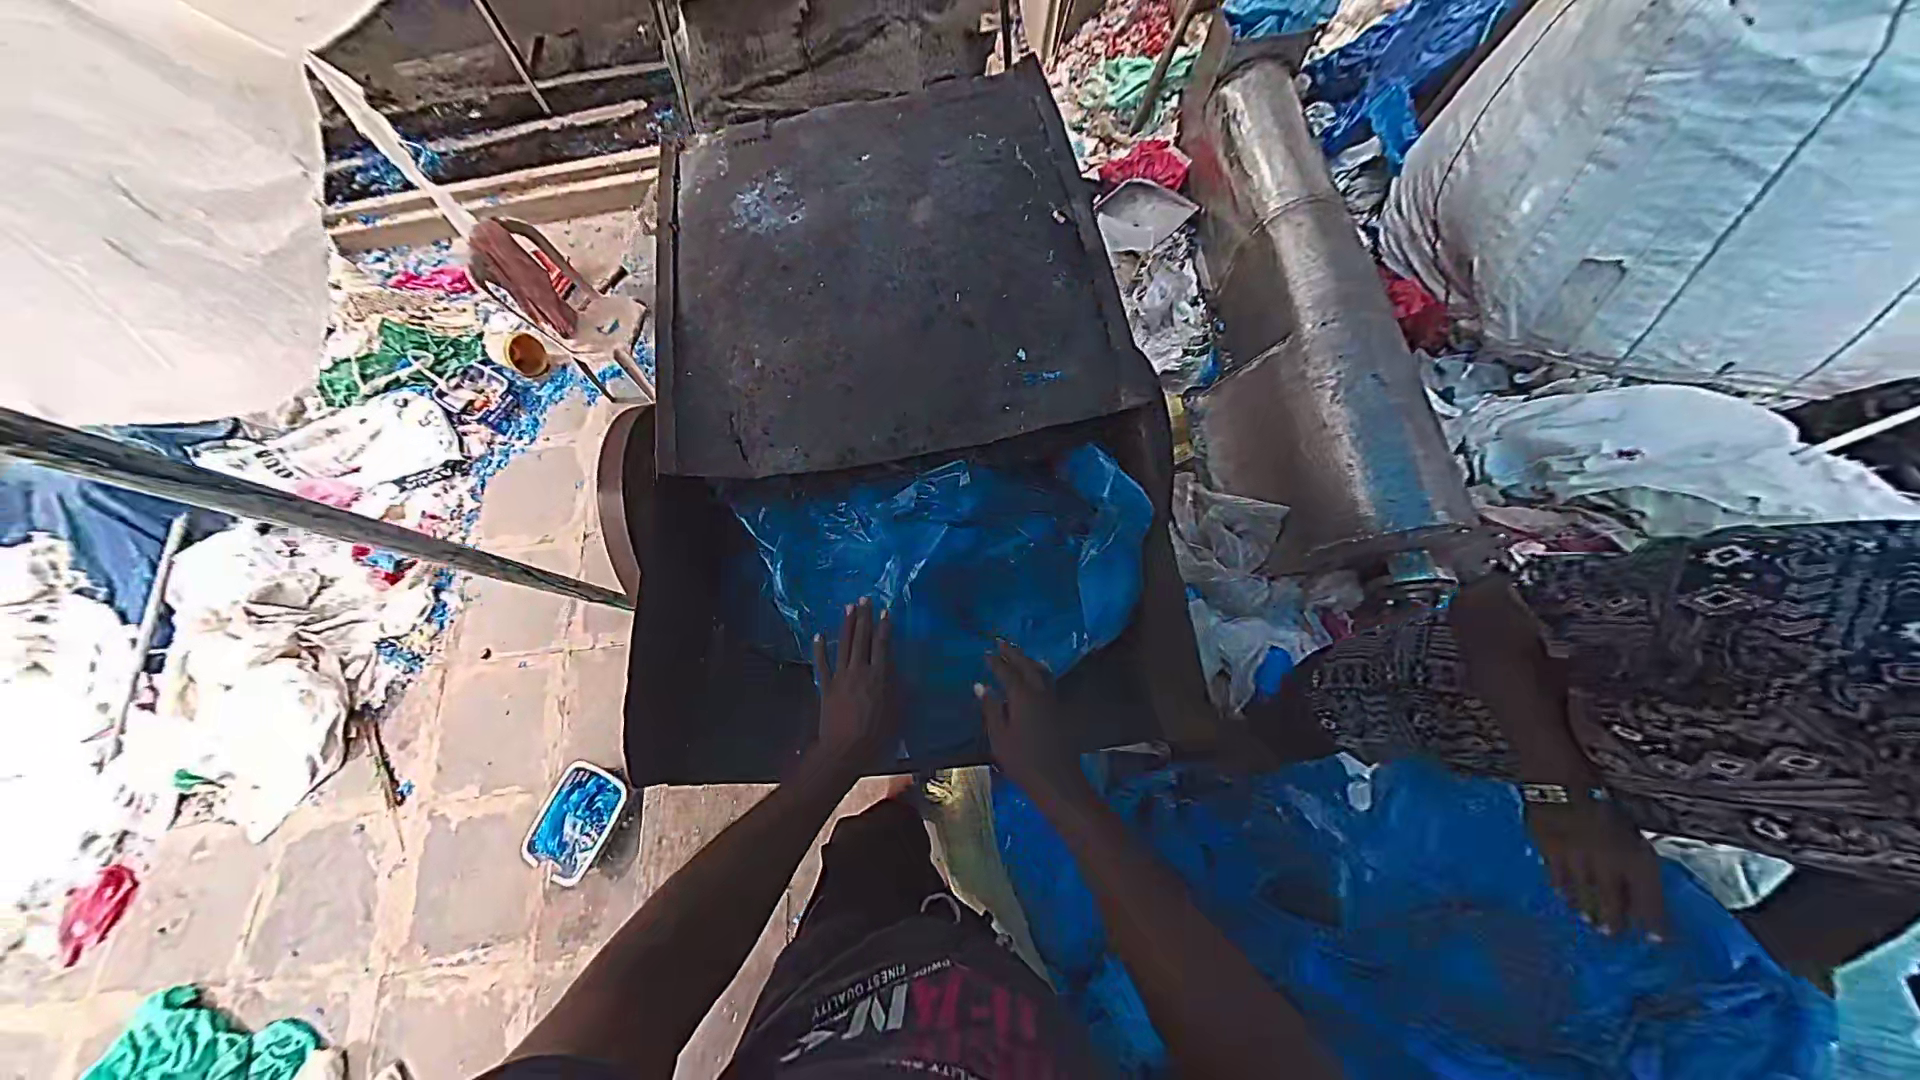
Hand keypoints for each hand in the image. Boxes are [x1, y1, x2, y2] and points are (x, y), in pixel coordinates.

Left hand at [810, 597, 894, 773]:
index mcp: (880, 675)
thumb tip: (903, 672)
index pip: (883, 645)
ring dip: (847, 625)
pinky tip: (820, 634)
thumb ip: (900, 689)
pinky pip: (822, 664)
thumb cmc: (877, 735)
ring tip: (849, 607)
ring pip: (844, 645)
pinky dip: (820, 648)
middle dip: (864, 617)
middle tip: (864, 598)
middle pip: (862, 638)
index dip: (884, 627)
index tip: (885, 610)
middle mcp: (860, 670)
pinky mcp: (826, 686)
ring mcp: (841, 677)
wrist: (845, 750)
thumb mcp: (897, 711)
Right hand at [977, 642, 1090, 806]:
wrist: (1057, 779)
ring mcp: (1052, 700)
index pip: (1007, 672)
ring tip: (1019, 654)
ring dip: (1028, 660)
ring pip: (1041, 671)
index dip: (996, 662)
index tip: (987, 653)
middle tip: (1001, 642)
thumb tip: (981, 686)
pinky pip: (1048, 681)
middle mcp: (1039, 692)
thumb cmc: (1022, 760)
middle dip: (1013, 653)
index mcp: (1022, 696)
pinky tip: (1037, 675)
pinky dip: (1039, 671)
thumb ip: (991, 708)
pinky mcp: (1059, 710)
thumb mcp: (999, 735)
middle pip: (1026, 666)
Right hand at [1527, 797, 1666, 939]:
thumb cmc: (1603, 804)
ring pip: (1582, 891)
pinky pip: (1555, 874)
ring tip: (1588, 921)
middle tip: (1612, 935)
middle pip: (1612, 901)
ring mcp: (1574, 859)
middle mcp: (1606, 865)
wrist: (1559, 782)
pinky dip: (1560, 887)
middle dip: (1614, 920)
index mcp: (1634, 860)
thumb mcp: (1631, 832)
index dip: (1653, 922)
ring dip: (1586, 908)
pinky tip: (1562, 896)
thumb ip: (1632, 859)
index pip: (1648, 900)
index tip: (1655, 941)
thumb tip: (1635, 885)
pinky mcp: (1548, 850)